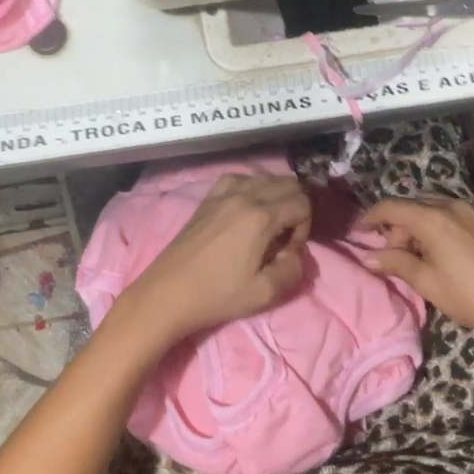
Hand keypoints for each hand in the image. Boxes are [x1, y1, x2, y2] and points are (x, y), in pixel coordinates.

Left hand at [118, 173, 312, 339]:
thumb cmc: (217, 295)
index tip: (288, 250)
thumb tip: (295, 251)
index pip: (303, 203)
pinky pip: (239, 178)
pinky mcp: (208, 198)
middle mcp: (244, 195)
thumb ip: (293, 269)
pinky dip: (251, 188)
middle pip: (288, 184)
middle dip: (295, 208)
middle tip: (282, 238)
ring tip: (266, 225)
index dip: (304, 227)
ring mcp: (223, 193)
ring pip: (265, 177)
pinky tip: (245, 209)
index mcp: (261, 217)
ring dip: (275, 196)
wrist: (168, 293)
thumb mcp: (265, 293)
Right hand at [358, 197, 473, 343]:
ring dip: (417, 226)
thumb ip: (395, 263)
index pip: (391, 207)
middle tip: (391, 255)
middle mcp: (452, 205)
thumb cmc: (469, 297)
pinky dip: (437, 226)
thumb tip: (369, 257)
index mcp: (433, 218)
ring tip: (415, 256)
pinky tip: (439, 252)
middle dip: (396, 226)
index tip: (358, 231)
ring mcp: (472, 211)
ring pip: (432, 208)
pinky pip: (451, 214)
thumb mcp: (426, 283)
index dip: (370, 217)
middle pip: (412, 206)